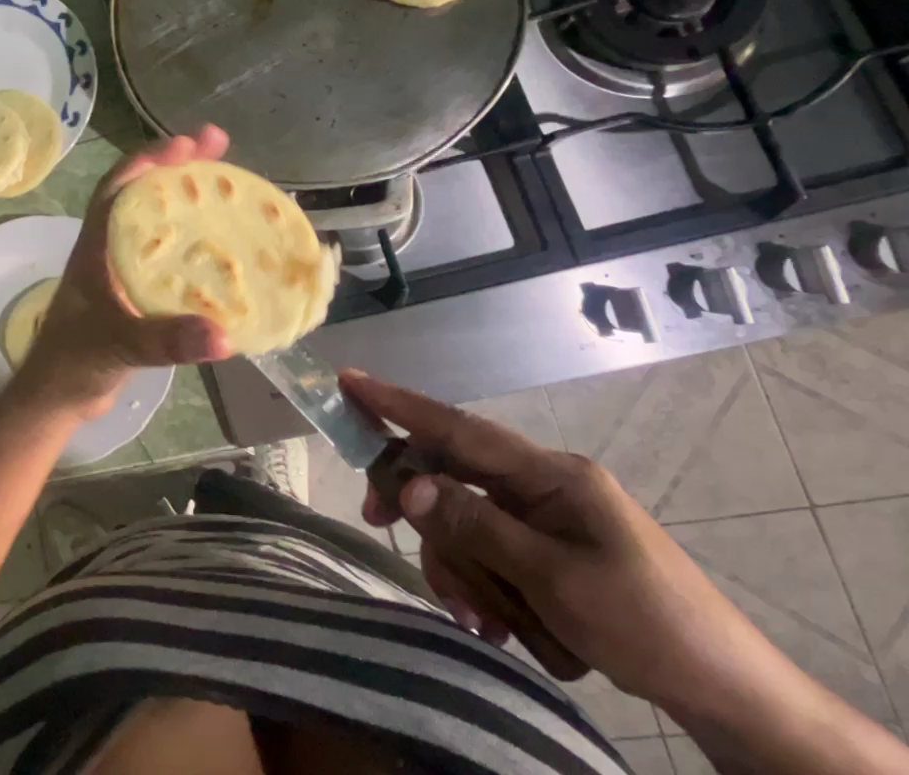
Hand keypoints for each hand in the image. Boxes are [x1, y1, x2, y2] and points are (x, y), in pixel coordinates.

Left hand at [12, 126, 234, 411]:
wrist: (57, 397)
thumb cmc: (73, 361)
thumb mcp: (119, 345)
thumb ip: (165, 340)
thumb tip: (223, 335)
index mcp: (94, 248)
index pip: (118, 188)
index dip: (150, 160)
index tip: (192, 144)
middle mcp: (108, 251)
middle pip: (142, 195)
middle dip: (177, 169)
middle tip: (221, 147)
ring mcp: (121, 272)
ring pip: (157, 225)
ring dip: (187, 203)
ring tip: (230, 187)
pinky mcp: (135, 296)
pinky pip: (168, 257)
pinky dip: (193, 244)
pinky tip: (224, 248)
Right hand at [343, 371, 777, 710]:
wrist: (723, 688)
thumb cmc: (646, 625)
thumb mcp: (554, 578)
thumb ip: (474, 526)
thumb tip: (406, 483)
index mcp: (552, 476)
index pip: (459, 430)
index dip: (399, 405)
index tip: (347, 381)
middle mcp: (541, 486)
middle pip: (448, 479)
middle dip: (421, 513)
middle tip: (378, 528)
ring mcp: (542, 519)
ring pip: (459, 522)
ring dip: (458, 568)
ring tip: (481, 620)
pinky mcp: (543, 551)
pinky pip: (482, 551)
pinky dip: (477, 585)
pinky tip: (493, 622)